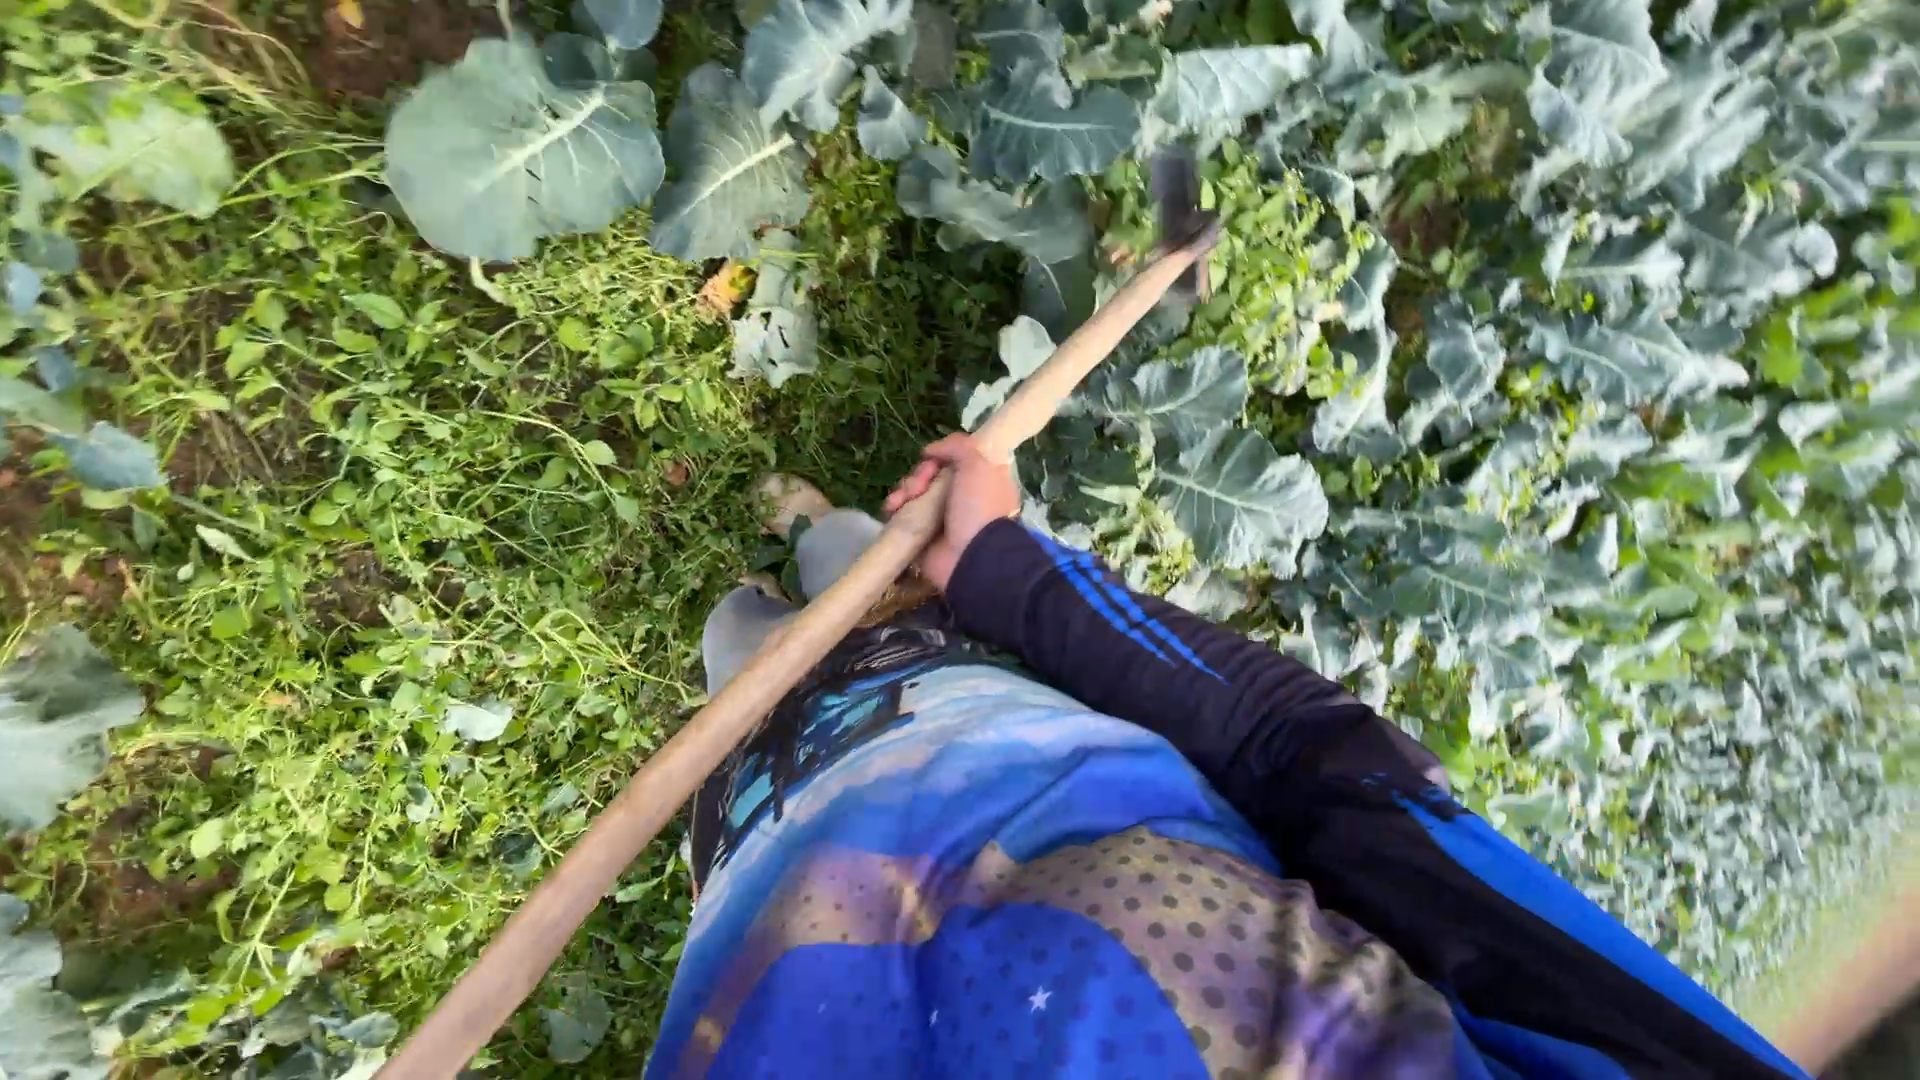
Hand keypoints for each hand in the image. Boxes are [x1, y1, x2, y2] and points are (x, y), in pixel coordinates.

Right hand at [883, 433, 1019, 590]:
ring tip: (902, 501)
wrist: (972, 556)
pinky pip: (902, 516)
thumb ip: (957, 446)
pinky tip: (891, 509)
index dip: (940, 457)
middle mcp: (960, 498)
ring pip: (913, 493)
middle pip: (929, 475)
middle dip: (918, 476)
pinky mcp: (921, 535)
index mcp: (979, 481)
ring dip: (904, 491)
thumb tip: (930, 450)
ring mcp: (940, 518)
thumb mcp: (978, 464)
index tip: (933, 460)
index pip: (953, 460)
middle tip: (919, 485)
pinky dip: (894, 510)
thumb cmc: (979, 507)